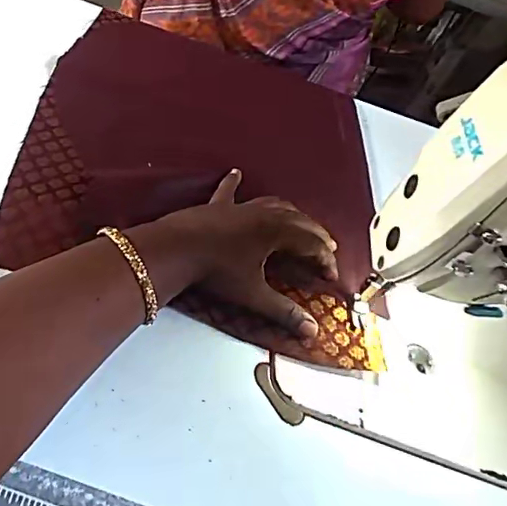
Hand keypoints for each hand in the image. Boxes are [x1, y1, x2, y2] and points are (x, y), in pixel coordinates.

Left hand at [149, 170, 337, 340]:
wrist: (176, 248)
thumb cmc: (216, 270)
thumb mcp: (252, 294)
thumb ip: (283, 312)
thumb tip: (312, 332)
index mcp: (276, 232)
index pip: (312, 244)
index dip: (325, 260)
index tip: (330, 276)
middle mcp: (262, 214)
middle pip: (299, 220)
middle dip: (316, 234)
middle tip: (327, 249)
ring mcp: (238, 207)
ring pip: (272, 204)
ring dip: (290, 213)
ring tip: (301, 222)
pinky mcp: (215, 206)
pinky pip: (228, 191)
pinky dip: (234, 183)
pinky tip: (236, 173)